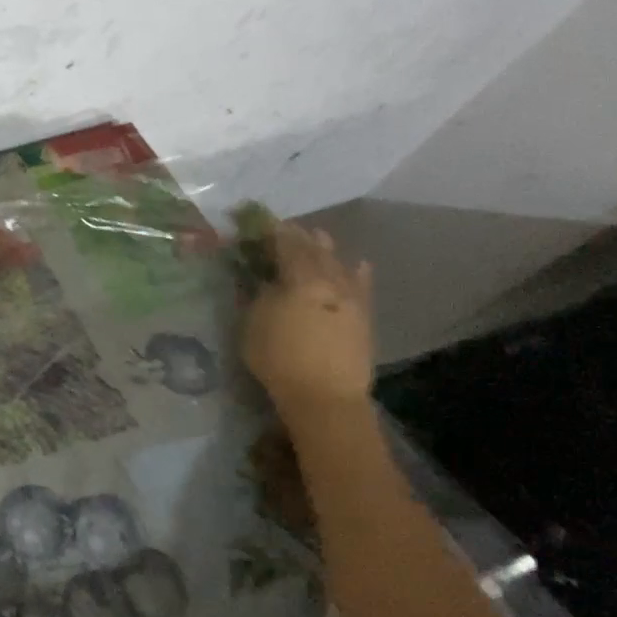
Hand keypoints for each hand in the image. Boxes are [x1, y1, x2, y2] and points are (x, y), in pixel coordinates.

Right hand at [241, 222, 374, 419]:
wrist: (325, 396)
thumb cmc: (278, 358)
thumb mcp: (253, 323)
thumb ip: (258, 293)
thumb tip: (263, 276)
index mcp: (300, 279)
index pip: (286, 245)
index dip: (273, 231)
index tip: (260, 220)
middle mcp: (330, 281)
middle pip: (315, 250)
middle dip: (300, 236)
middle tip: (286, 227)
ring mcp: (351, 297)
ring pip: (339, 263)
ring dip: (326, 248)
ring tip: (318, 236)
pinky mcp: (363, 316)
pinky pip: (361, 285)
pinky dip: (356, 272)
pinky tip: (358, 264)